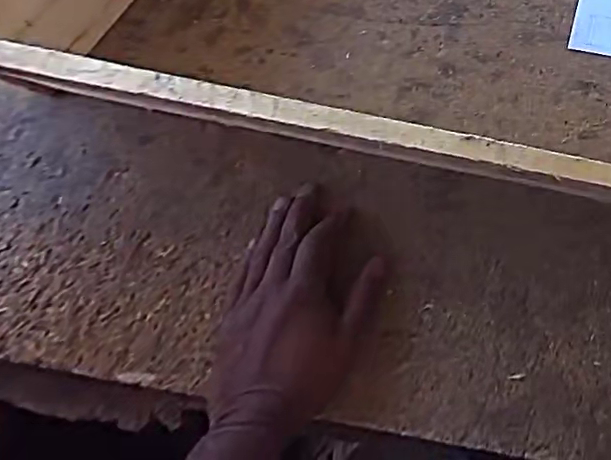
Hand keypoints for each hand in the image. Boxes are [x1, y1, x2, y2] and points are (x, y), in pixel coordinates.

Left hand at [204, 188, 387, 449]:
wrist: (252, 420)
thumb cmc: (307, 382)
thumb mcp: (347, 343)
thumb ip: (363, 298)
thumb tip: (380, 260)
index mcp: (302, 291)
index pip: (317, 244)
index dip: (331, 223)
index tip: (344, 210)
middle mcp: (272, 289)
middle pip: (286, 240)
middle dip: (299, 212)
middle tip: (308, 189)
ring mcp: (248, 303)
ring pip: (261, 254)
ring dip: (273, 225)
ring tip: (281, 203)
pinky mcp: (231, 320)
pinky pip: (240, 277)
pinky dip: (249, 256)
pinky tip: (253, 244)